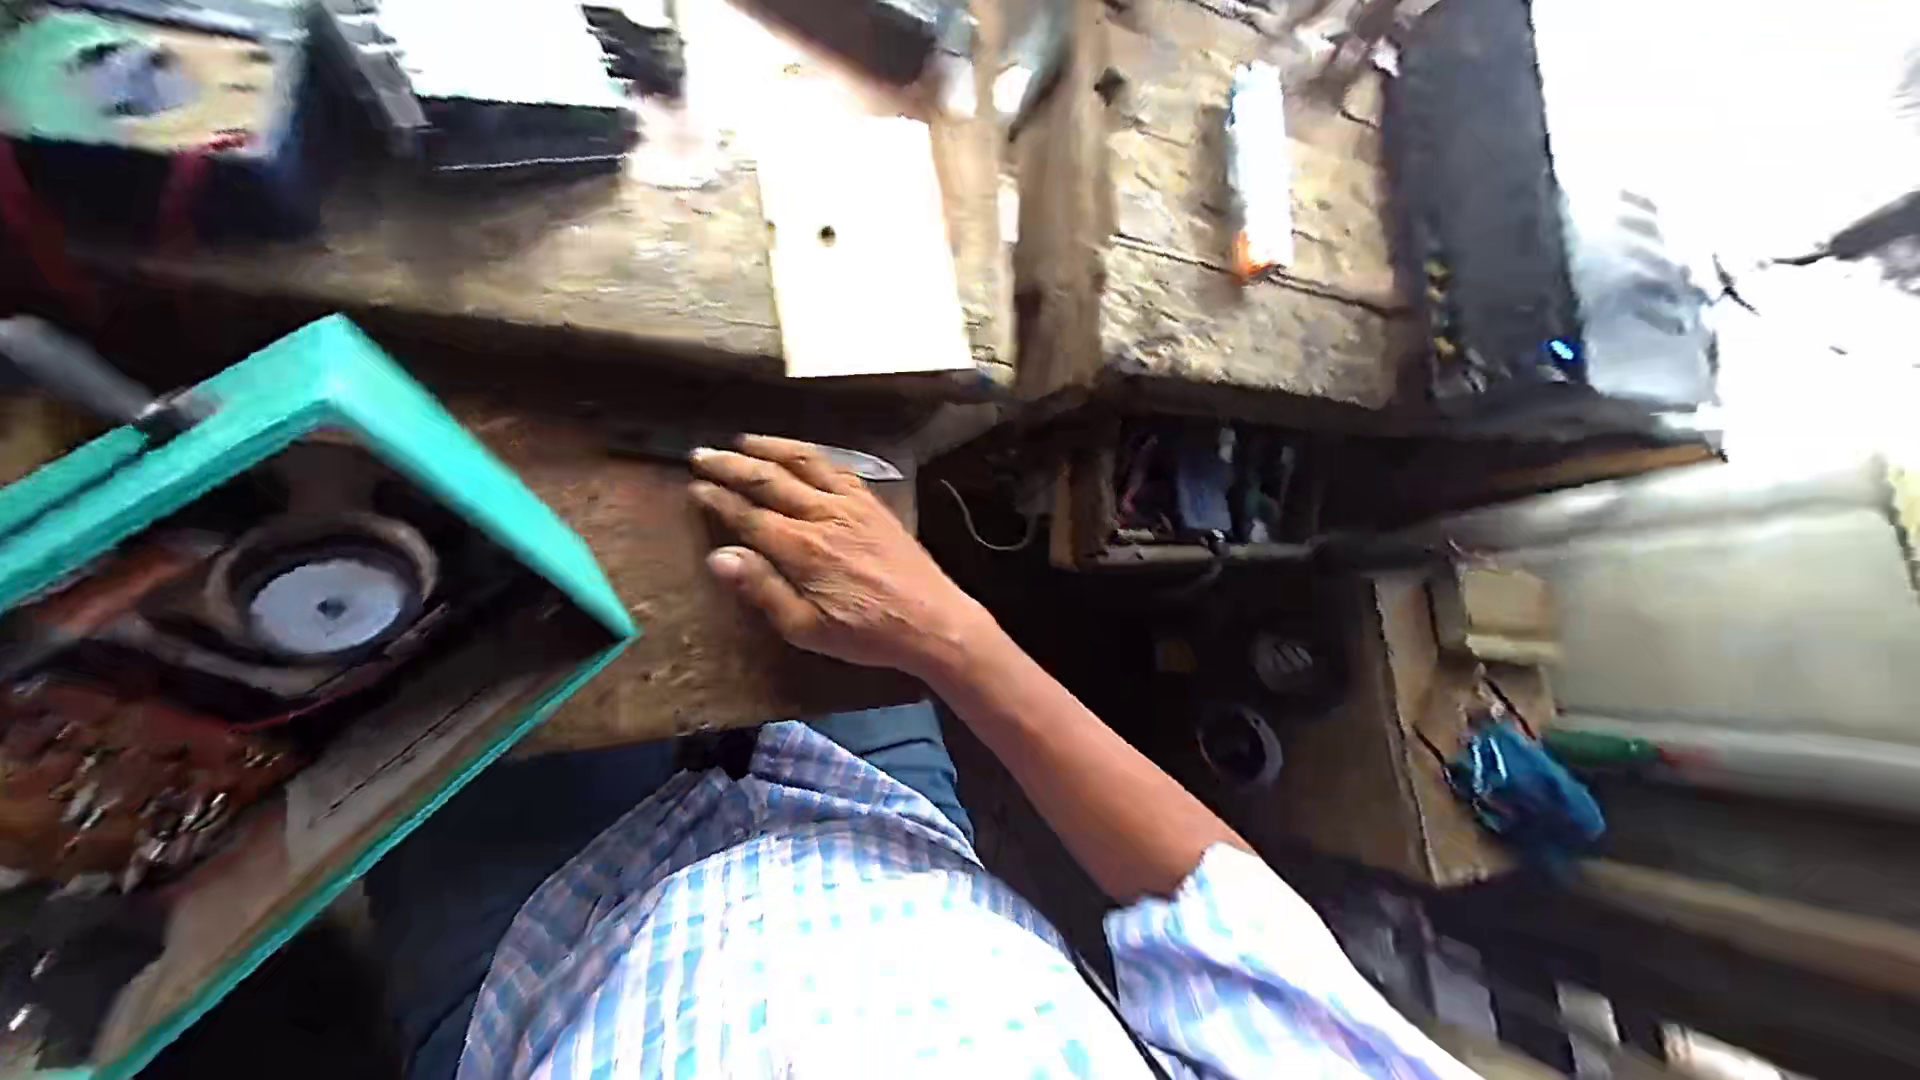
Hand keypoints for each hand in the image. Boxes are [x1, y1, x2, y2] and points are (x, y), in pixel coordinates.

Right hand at [688, 436, 995, 679]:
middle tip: (702, 454)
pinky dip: (812, 454)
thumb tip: (719, 556)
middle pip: (770, 479)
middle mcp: (825, 514)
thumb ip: (763, 589)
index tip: (695, 488)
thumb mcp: (808, 628)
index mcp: (803, 548)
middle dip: (731, 465)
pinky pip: (837, 467)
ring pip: (804, 462)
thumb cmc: (868, 633)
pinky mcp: (873, 503)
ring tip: (743, 441)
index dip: (718, 499)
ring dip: (770, 448)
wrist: (933, 620)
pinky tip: (801, 454)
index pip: (749, 515)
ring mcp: (853, 504)